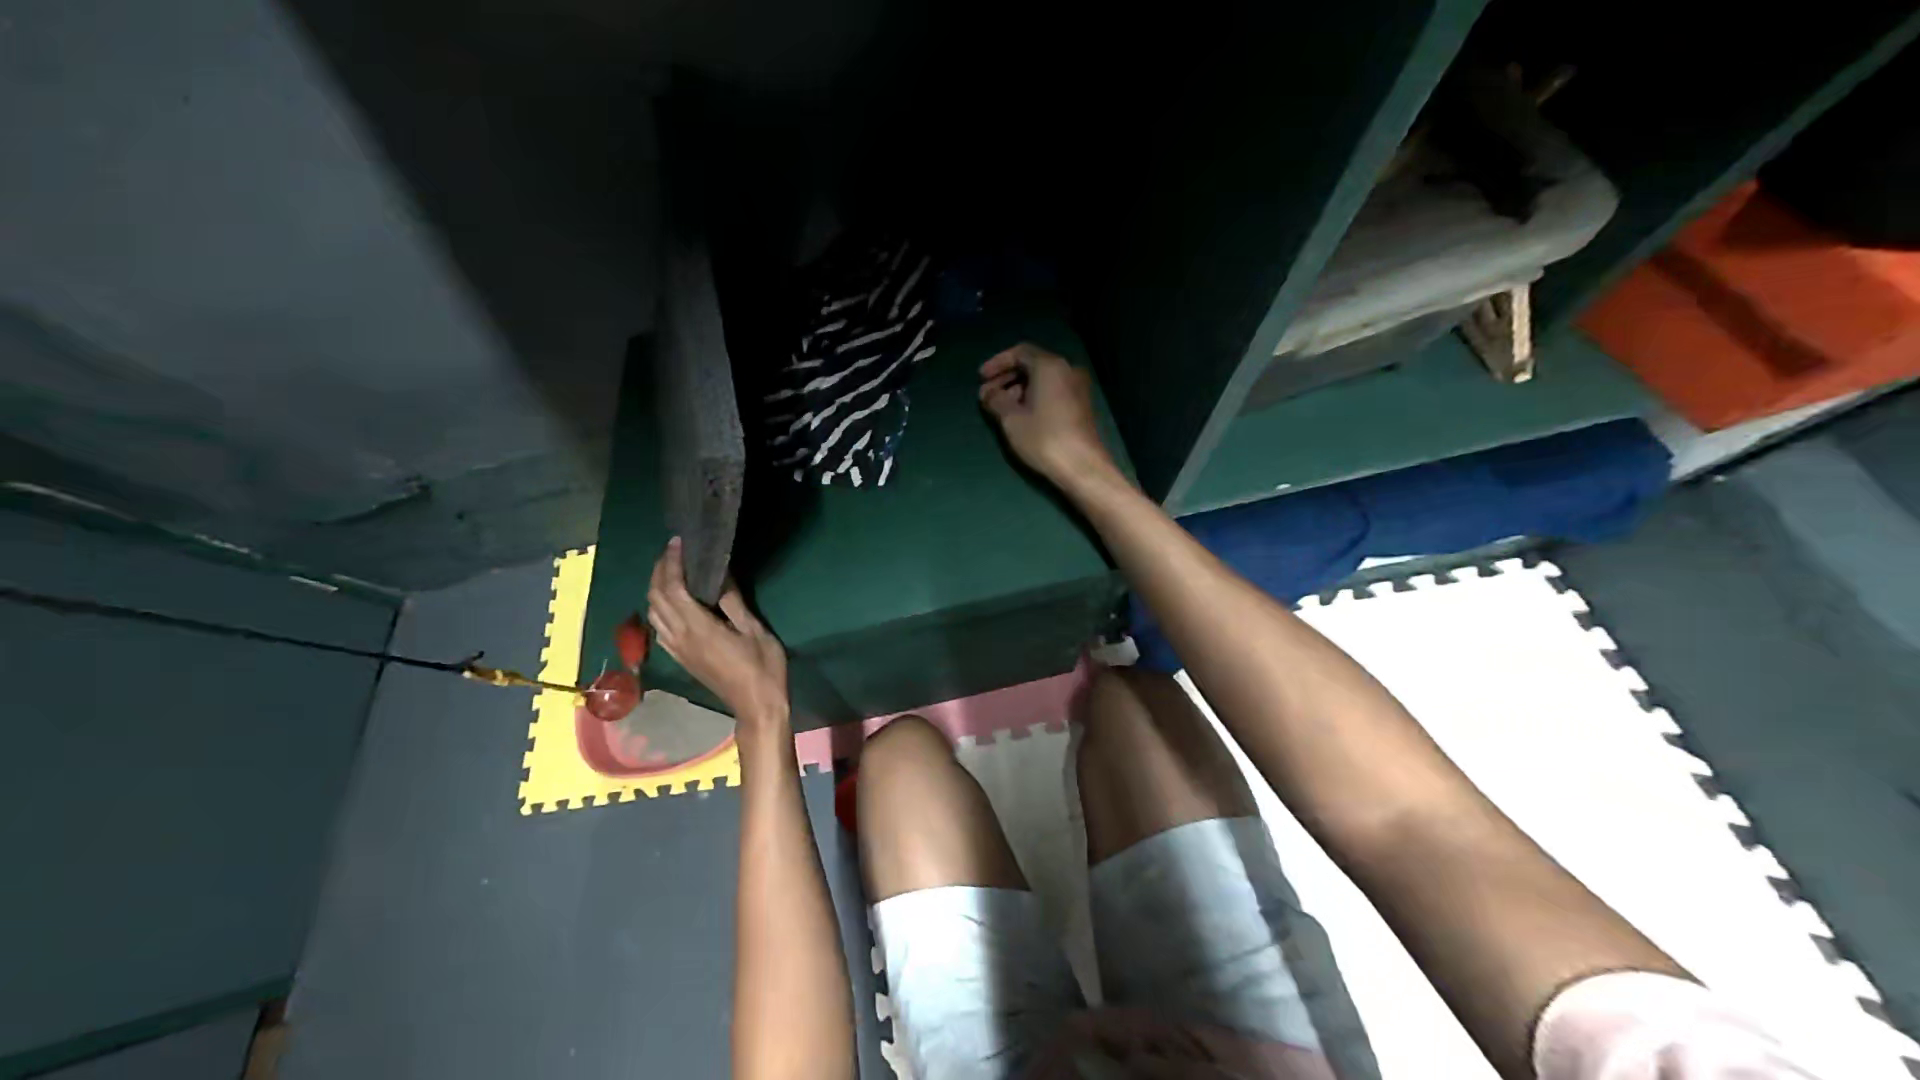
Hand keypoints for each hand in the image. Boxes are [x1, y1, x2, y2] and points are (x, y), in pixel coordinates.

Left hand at [647, 538, 789, 734]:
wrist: (756, 706)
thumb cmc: (763, 667)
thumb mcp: (755, 630)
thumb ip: (733, 602)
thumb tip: (720, 575)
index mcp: (698, 628)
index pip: (673, 588)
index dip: (671, 563)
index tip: (677, 542)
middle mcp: (680, 637)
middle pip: (656, 597)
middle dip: (659, 570)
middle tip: (672, 551)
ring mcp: (677, 649)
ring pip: (653, 612)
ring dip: (656, 588)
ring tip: (670, 570)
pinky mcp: (680, 657)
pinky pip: (659, 626)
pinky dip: (659, 606)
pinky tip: (672, 600)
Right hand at [978, 343, 1119, 489]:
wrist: (1082, 466)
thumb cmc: (1044, 438)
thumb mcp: (1011, 419)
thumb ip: (996, 400)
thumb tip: (988, 393)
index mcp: (1050, 366)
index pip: (1020, 352)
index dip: (997, 363)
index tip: (980, 378)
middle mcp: (1067, 370)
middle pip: (1032, 364)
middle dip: (1007, 377)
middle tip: (987, 394)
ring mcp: (1077, 388)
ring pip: (1042, 379)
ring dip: (1019, 388)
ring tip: (1001, 407)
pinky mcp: (1081, 405)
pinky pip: (1053, 391)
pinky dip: (1034, 396)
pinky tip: (1022, 414)